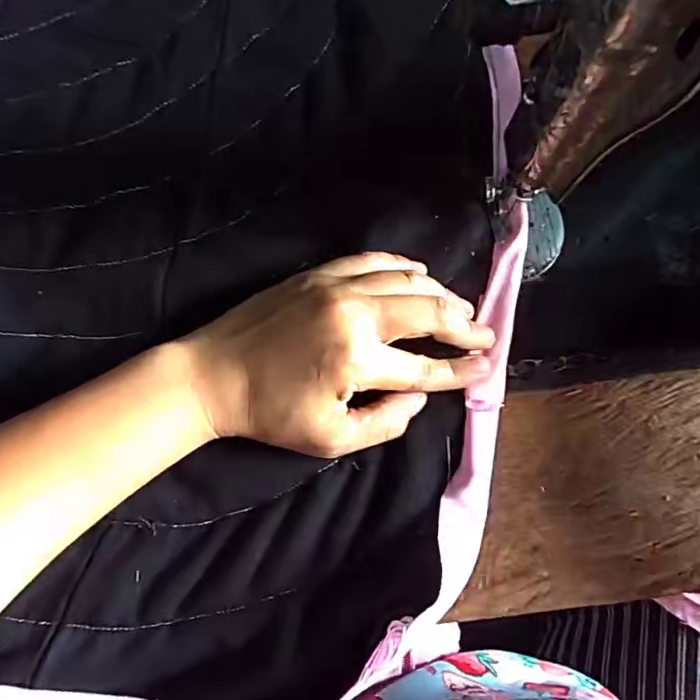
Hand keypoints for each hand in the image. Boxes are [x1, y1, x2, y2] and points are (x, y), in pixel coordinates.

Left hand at [179, 251, 495, 456]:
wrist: (212, 376)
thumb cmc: (269, 414)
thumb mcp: (330, 439)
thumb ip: (384, 422)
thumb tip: (419, 398)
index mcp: (357, 358)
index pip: (425, 365)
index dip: (461, 369)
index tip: (487, 367)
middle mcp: (353, 313)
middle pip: (426, 310)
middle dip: (463, 324)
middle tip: (485, 333)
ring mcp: (334, 286)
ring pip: (404, 279)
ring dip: (438, 292)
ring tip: (459, 306)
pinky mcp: (316, 274)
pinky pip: (371, 260)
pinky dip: (400, 265)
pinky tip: (416, 272)